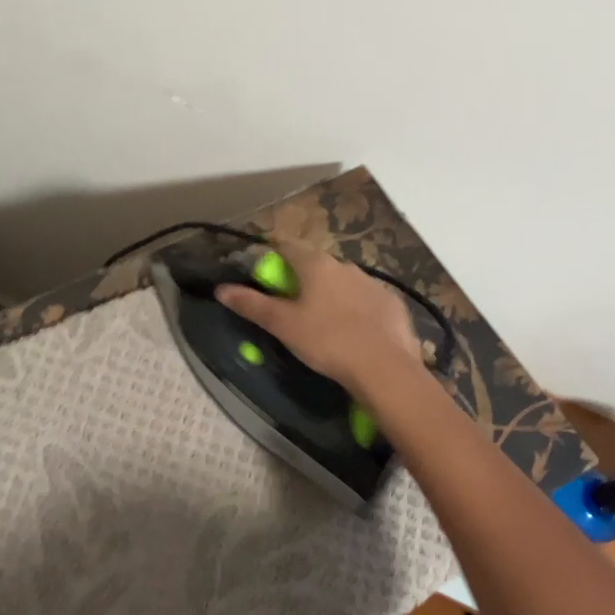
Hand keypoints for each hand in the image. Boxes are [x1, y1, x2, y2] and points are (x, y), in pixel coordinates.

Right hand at [214, 241, 425, 393]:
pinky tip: (354, 332)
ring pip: (343, 282)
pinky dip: (356, 310)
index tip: (265, 276)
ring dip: (330, 294)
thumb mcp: (282, 325)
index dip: (272, 258)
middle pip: (316, 265)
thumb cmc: (326, 341)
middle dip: (302, 279)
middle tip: (291, 306)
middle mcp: (345, 266)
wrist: (384, 367)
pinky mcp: (392, 304)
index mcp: (316, 265)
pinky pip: (366, 300)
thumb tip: (221, 289)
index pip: (287, 248)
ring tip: (324, 322)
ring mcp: (373, 284)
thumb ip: (251, 304)